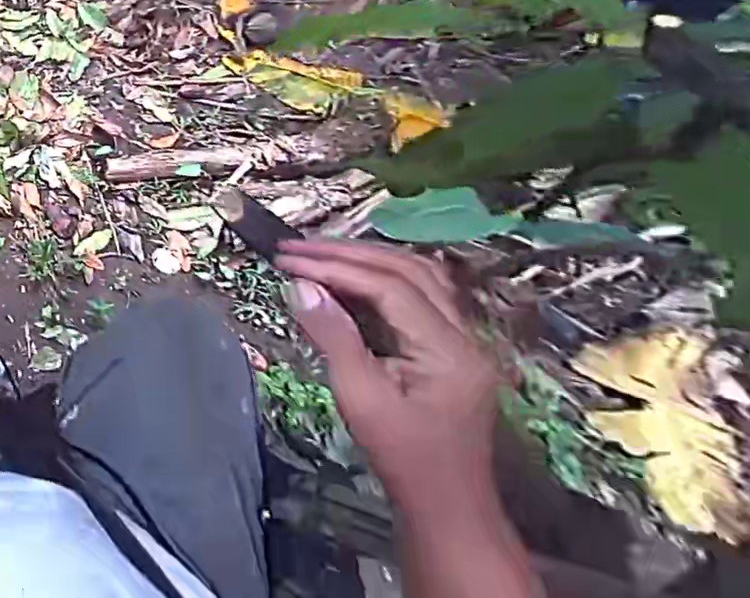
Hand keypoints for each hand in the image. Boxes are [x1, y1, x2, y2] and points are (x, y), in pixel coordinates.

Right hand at [276, 240, 501, 511]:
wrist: (445, 502)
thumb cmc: (401, 452)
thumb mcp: (359, 395)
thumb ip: (332, 335)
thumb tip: (298, 285)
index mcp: (449, 350)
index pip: (388, 286)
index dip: (333, 266)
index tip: (286, 261)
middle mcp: (464, 336)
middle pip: (407, 269)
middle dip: (346, 252)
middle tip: (295, 247)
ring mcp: (462, 340)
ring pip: (417, 275)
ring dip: (365, 257)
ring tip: (316, 253)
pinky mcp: (448, 346)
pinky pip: (418, 292)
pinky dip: (378, 273)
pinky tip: (346, 275)